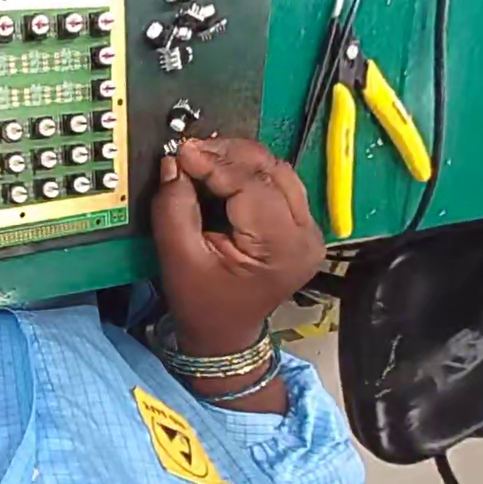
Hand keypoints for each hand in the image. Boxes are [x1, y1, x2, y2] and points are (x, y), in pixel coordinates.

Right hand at [152, 137, 323, 358]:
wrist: (222, 333)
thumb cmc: (200, 303)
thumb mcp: (178, 258)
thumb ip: (174, 209)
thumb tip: (173, 165)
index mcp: (281, 248)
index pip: (252, 187)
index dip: (214, 164)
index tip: (180, 151)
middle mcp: (306, 234)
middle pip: (271, 171)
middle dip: (227, 154)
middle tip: (188, 150)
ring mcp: (309, 228)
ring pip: (277, 171)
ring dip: (237, 158)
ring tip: (200, 157)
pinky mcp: (300, 224)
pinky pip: (276, 183)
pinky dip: (246, 171)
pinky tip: (218, 170)